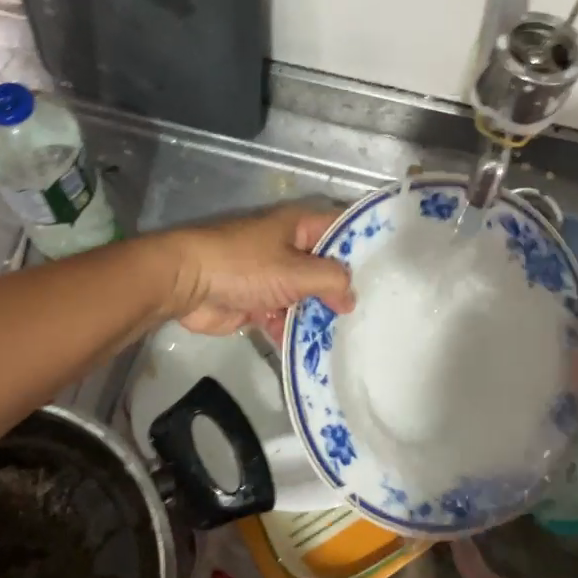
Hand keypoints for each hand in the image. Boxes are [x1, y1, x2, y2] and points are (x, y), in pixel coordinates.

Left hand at [164, 205, 356, 335]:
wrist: (186, 282)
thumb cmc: (244, 266)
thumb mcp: (297, 270)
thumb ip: (332, 280)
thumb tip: (350, 297)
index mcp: (299, 226)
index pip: (342, 229)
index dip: (364, 247)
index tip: (390, 272)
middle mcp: (289, 248)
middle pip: (325, 268)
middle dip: (343, 291)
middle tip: (374, 315)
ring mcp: (272, 276)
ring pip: (306, 296)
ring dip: (319, 316)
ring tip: (348, 338)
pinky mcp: (257, 302)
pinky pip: (284, 318)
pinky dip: (294, 332)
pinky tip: (312, 351)